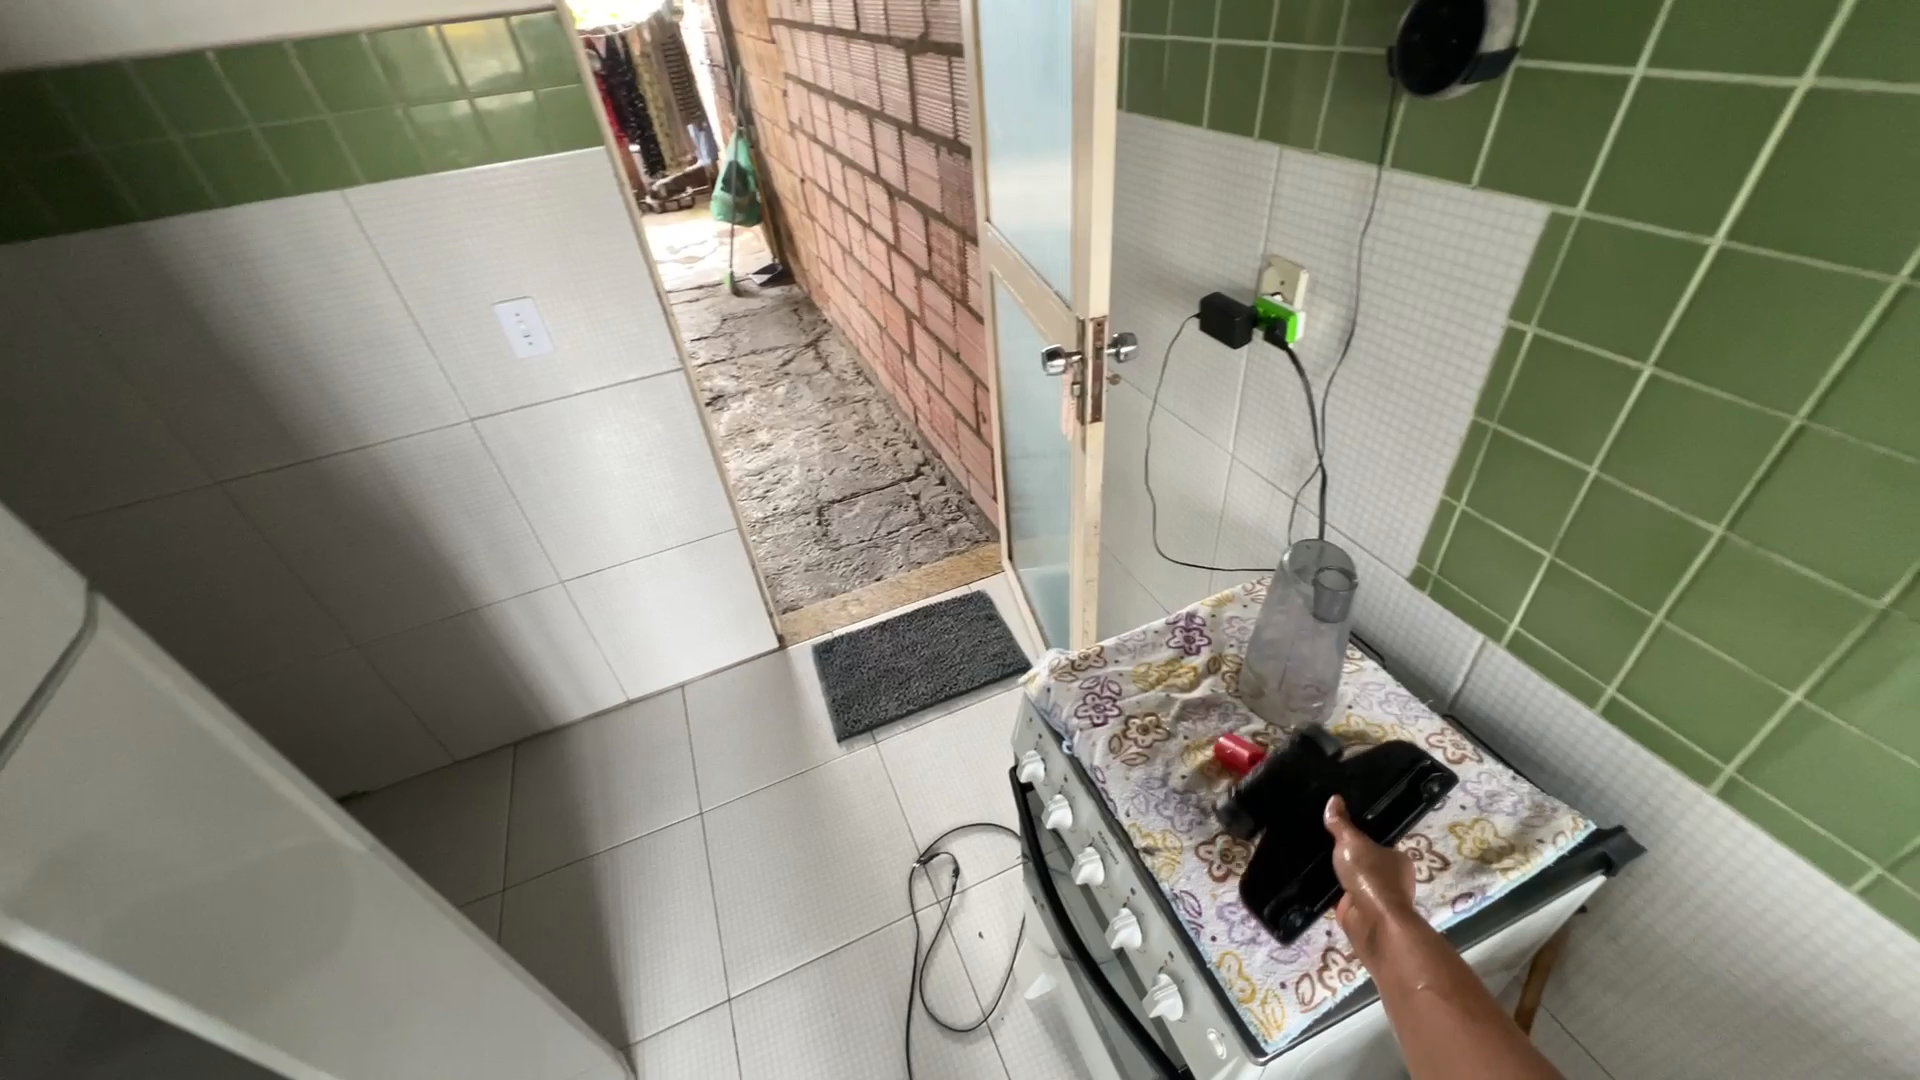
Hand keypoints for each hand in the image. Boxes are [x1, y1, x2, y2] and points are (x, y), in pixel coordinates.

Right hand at [1323, 795, 1417, 953]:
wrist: (1373, 922)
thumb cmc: (1370, 876)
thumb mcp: (1352, 841)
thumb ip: (1341, 822)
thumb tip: (1334, 798)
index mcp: (1397, 859)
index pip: (1376, 842)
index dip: (1358, 835)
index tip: (1337, 827)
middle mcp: (1390, 878)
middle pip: (1363, 860)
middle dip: (1345, 855)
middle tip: (1319, 840)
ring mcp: (1374, 897)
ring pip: (1350, 878)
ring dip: (1336, 873)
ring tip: (1310, 856)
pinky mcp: (1358, 912)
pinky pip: (1339, 894)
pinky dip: (1328, 889)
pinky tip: (1310, 878)